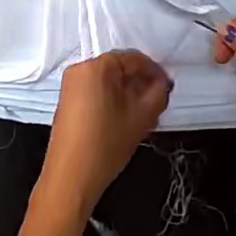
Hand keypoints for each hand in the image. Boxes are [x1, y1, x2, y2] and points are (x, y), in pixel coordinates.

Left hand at [37, 50, 169, 216]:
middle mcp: (79, 69)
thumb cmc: (106, 143)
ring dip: (128, 94)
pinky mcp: (67, 101)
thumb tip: (161, 82)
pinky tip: (125, 120)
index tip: (167, 88)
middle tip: (158, 103)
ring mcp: (70, 85)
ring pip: (108, 82)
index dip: (155, 72)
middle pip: (119, 68)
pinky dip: (113, 100)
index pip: (134, 58)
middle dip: (140, 84)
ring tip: (144, 116)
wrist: (71, 176)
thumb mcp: (142, 117)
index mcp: (96, 66)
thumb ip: (157, 92)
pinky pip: (96, 91)